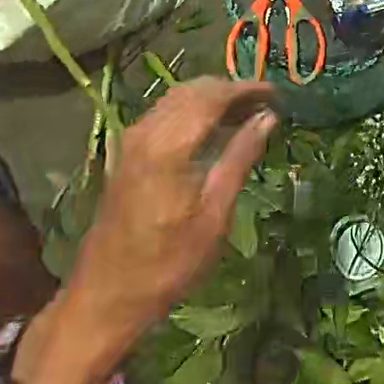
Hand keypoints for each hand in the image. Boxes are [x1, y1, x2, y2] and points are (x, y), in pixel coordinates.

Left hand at [67, 77, 276, 332]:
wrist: (107, 294)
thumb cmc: (168, 263)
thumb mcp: (215, 215)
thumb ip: (240, 158)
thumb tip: (268, 118)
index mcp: (168, 147)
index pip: (212, 96)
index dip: (246, 89)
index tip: (276, 94)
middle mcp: (146, 133)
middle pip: (194, 90)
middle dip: (232, 90)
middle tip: (266, 104)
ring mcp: (132, 140)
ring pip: (178, 97)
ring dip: (213, 98)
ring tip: (247, 113)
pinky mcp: (127, 151)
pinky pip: (165, 112)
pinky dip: (193, 110)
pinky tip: (214, 128)